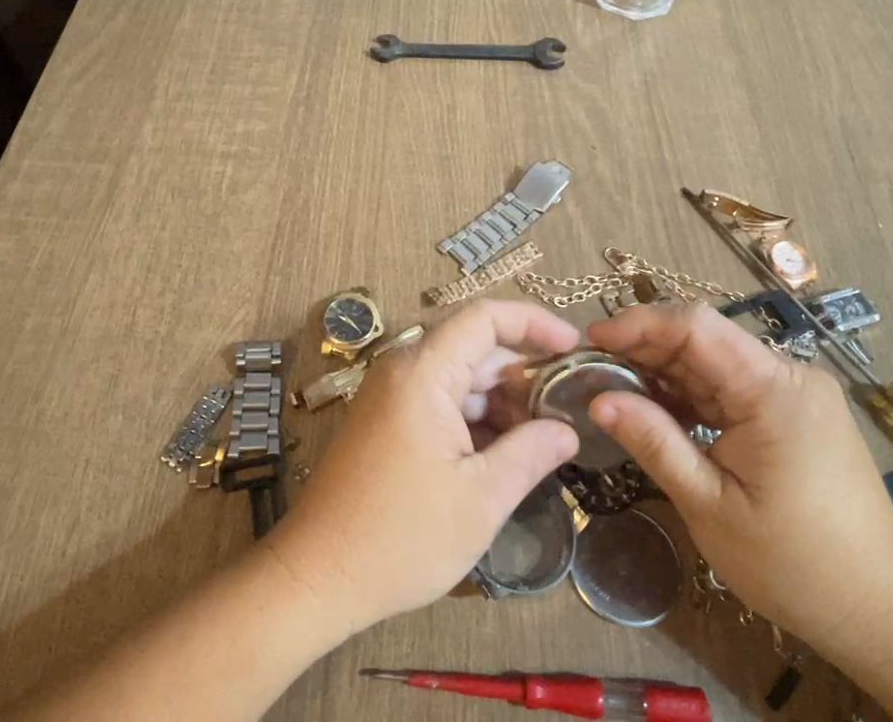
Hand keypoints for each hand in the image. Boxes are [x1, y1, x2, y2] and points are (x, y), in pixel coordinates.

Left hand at [264, 301, 581, 634]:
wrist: (318, 575)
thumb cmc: (402, 536)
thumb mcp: (481, 498)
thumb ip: (530, 453)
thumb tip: (568, 430)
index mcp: (422, 373)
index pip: (484, 318)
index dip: (534, 323)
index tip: (574, 348)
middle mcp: (402, 373)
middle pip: (474, 350)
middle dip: (523, 375)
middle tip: (569, 411)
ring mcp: (390, 399)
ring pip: (459, 380)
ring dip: (502, 403)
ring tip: (544, 441)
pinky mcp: (386, 425)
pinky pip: (440, 404)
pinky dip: (475, 421)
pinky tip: (505, 456)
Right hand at [585, 301, 892, 659]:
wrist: (877, 612)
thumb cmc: (792, 564)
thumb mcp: (709, 504)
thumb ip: (654, 442)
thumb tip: (598, 399)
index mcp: (775, 390)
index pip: (696, 327)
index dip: (638, 323)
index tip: (589, 340)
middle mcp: (791, 377)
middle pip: (705, 339)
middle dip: (644, 347)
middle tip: (592, 370)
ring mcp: (796, 395)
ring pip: (716, 362)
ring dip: (664, 372)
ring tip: (613, 389)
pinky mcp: (795, 416)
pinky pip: (732, 388)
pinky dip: (691, 395)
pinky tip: (655, 411)